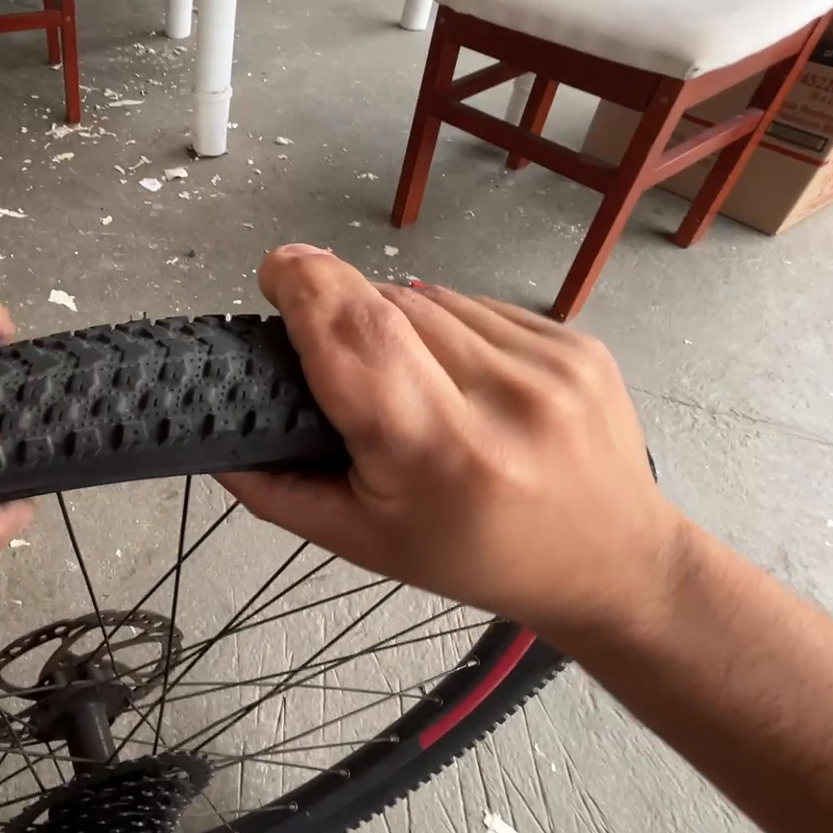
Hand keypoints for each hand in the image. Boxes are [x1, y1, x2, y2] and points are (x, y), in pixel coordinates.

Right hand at [218, 246, 687, 641]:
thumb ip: (277, 491)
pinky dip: (440, 325)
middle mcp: (503, 397)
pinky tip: (455, 372)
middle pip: (386, 307)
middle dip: (339, 307)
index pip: (360, 339)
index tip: (275, 271)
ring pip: (427, 300)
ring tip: (405, 377)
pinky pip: (472, 305)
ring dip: (390, 319)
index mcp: (440, 454)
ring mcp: (550, 361)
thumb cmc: (474, 557)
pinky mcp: (576, 338)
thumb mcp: (361, 541)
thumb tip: (216, 440)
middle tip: (329, 348)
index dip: (308, 289)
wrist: (616, 561)